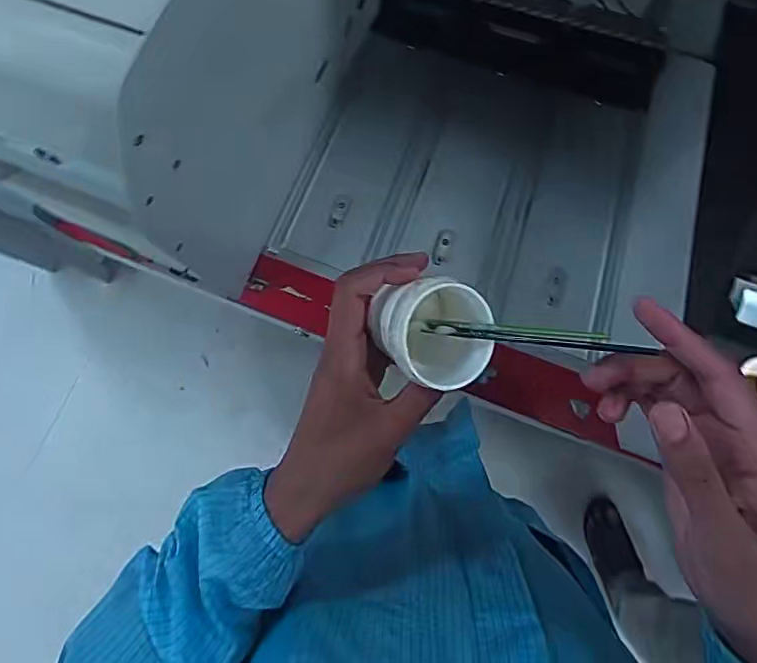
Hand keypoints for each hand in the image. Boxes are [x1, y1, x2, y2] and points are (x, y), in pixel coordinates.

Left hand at [264, 254, 442, 542]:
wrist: (305, 486)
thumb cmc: (340, 460)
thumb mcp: (389, 431)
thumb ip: (420, 397)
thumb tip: (450, 371)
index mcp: (341, 354)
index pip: (351, 293)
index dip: (381, 271)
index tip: (416, 269)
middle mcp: (338, 348)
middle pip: (355, 293)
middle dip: (388, 274)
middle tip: (426, 272)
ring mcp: (343, 360)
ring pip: (362, 313)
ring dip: (390, 297)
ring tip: (425, 294)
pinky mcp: (350, 374)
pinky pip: (370, 337)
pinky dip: (392, 325)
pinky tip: (415, 331)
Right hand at [583, 299, 756, 662]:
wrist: (752, 618)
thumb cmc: (749, 583)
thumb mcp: (721, 531)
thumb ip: (694, 469)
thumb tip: (665, 411)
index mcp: (755, 449)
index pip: (718, 376)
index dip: (681, 339)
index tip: (647, 312)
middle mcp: (733, 436)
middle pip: (683, 377)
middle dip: (637, 368)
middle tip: (597, 379)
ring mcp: (711, 442)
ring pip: (666, 388)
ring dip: (629, 384)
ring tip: (599, 396)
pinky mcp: (690, 452)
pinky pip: (657, 409)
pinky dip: (631, 402)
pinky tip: (613, 411)